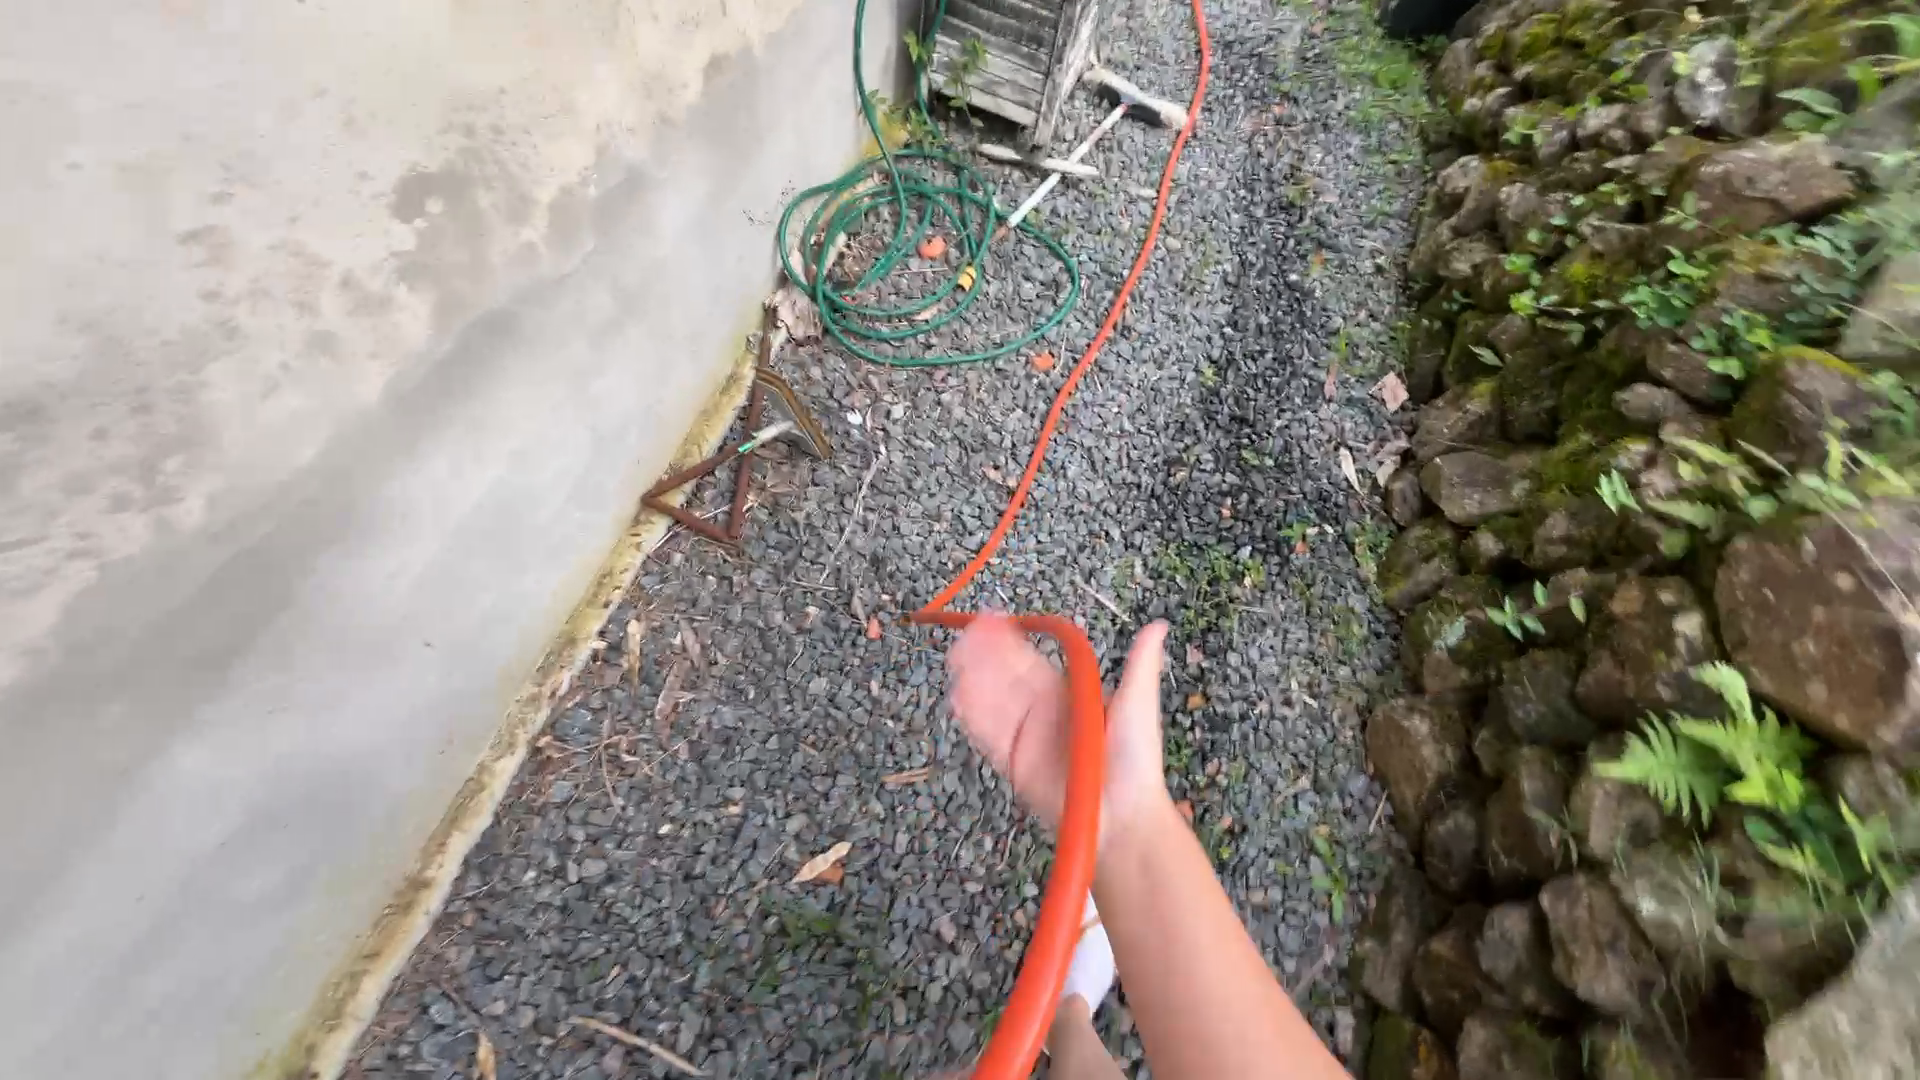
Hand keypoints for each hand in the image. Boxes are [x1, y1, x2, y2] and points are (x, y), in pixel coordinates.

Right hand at [946, 614, 1171, 845]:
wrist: (1124, 818)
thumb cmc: (1135, 760)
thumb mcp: (1137, 706)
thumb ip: (1139, 665)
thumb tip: (1158, 625)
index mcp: (1066, 694)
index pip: (1031, 662)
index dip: (1010, 642)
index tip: (992, 619)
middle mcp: (1041, 712)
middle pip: (1006, 678)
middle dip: (985, 656)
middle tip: (967, 634)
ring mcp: (1025, 737)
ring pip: (993, 702)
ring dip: (974, 680)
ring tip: (957, 658)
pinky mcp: (1014, 763)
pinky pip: (989, 736)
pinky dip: (973, 717)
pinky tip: (958, 697)